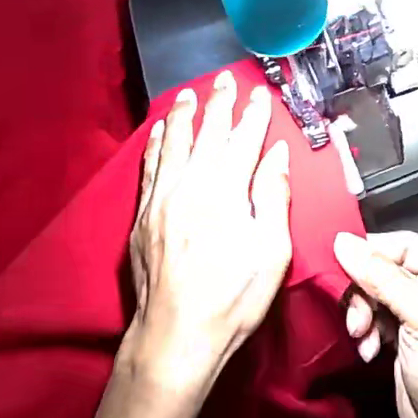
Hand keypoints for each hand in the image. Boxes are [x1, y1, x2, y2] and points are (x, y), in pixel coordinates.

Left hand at [124, 70, 292, 396]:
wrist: (176, 337)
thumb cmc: (233, 298)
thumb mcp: (271, 251)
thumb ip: (271, 197)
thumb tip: (275, 156)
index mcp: (224, 193)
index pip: (242, 142)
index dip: (253, 116)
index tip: (260, 94)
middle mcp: (188, 187)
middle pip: (205, 134)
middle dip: (217, 104)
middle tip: (225, 80)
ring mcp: (159, 201)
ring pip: (170, 145)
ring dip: (181, 116)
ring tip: (188, 93)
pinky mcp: (142, 217)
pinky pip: (148, 168)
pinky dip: (155, 145)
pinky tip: (157, 134)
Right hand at [334, 232, 417, 417]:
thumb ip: (384, 279)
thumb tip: (343, 241)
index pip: (405, 245)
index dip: (371, 252)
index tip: (337, 263)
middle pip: (386, 271)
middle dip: (364, 291)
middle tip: (355, 318)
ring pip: (377, 297)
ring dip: (362, 315)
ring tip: (361, 338)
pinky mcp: (407, 341)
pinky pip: (377, 322)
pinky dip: (367, 334)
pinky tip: (368, 352)